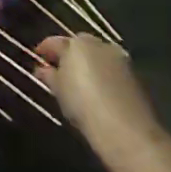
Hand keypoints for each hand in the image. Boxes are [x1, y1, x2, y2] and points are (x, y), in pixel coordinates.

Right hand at [35, 35, 157, 150]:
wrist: (125, 129)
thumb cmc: (83, 105)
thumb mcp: (59, 91)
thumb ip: (49, 75)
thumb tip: (42, 69)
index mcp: (77, 43)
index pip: (55, 42)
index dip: (45, 50)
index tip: (37, 57)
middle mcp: (100, 44)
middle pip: (79, 45)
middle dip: (68, 55)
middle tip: (58, 71)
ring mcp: (119, 58)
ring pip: (97, 56)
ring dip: (87, 64)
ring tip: (77, 83)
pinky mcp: (133, 74)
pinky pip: (111, 68)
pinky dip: (102, 74)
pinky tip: (97, 91)